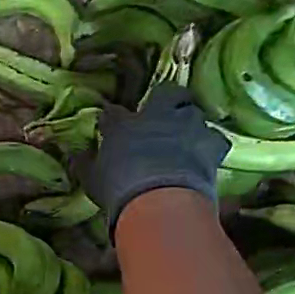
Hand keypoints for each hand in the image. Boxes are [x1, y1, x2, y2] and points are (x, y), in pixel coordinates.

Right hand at [85, 85, 229, 232]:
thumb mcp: (93, 180)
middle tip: (162, 115)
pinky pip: (216, 138)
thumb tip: (77, 155)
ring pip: (194, 111)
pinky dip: (212, 145)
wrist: (158, 200)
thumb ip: (86, 164)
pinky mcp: (211, 145)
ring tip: (187, 135)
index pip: (114, 113)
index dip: (112, 118)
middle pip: (166, 93)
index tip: (110, 124)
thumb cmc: (119, 190)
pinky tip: (207, 154)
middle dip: (165, 100)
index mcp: (123, 124)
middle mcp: (157, 116)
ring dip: (190, 121)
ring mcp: (187, 127)